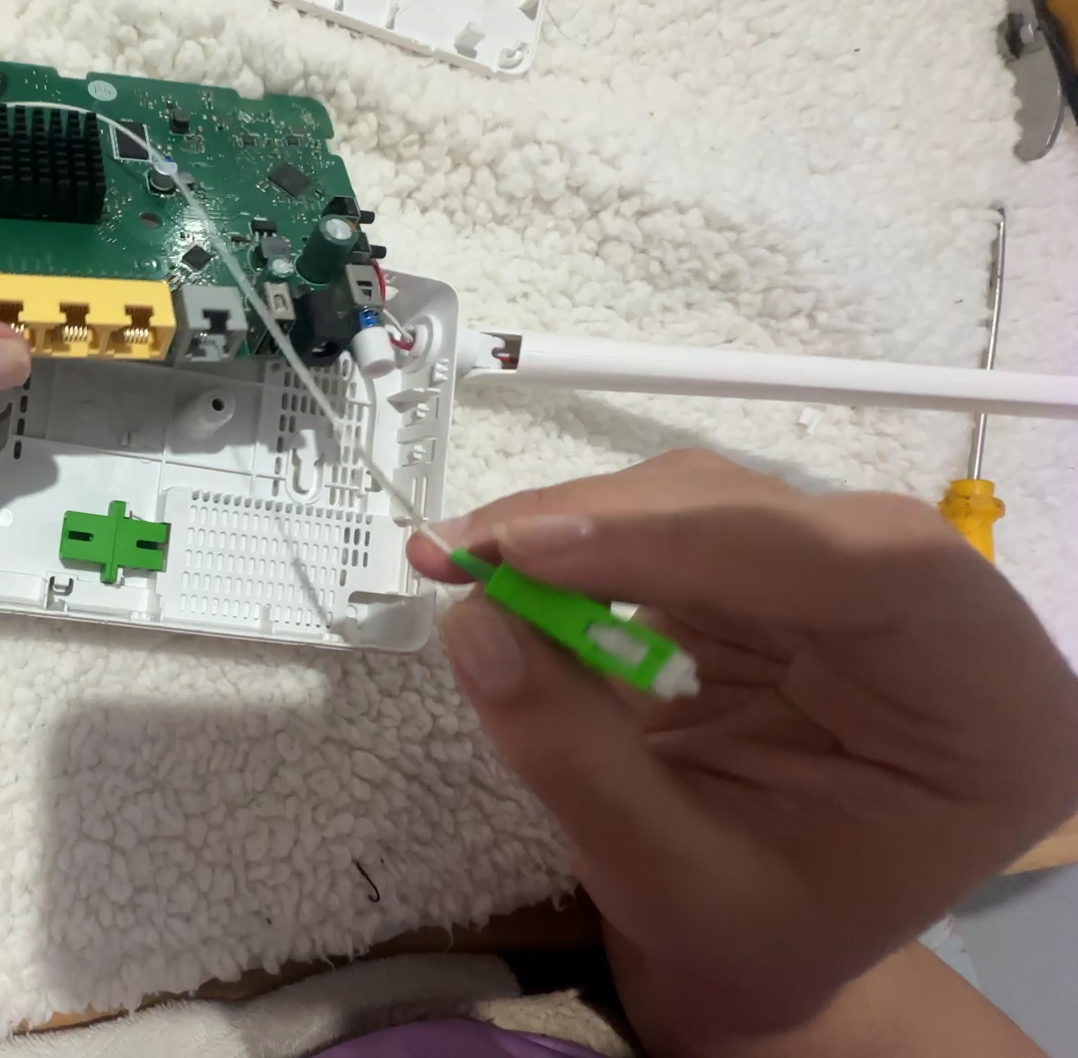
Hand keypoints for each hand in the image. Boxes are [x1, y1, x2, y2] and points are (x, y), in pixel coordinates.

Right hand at [409, 451, 1077, 1041]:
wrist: (735, 929)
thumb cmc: (734, 931)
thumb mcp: (657, 875)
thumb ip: (568, 753)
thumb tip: (471, 621)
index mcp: (976, 708)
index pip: (864, 567)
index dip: (690, 538)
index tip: (530, 552)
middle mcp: (917, 623)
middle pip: (759, 512)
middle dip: (593, 524)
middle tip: (455, 552)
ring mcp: (819, 591)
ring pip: (688, 499)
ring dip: (560, 522)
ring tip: (455, 558)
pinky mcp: (737, 582)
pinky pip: (643, 524)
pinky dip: (554, 540)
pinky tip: (495, 565)